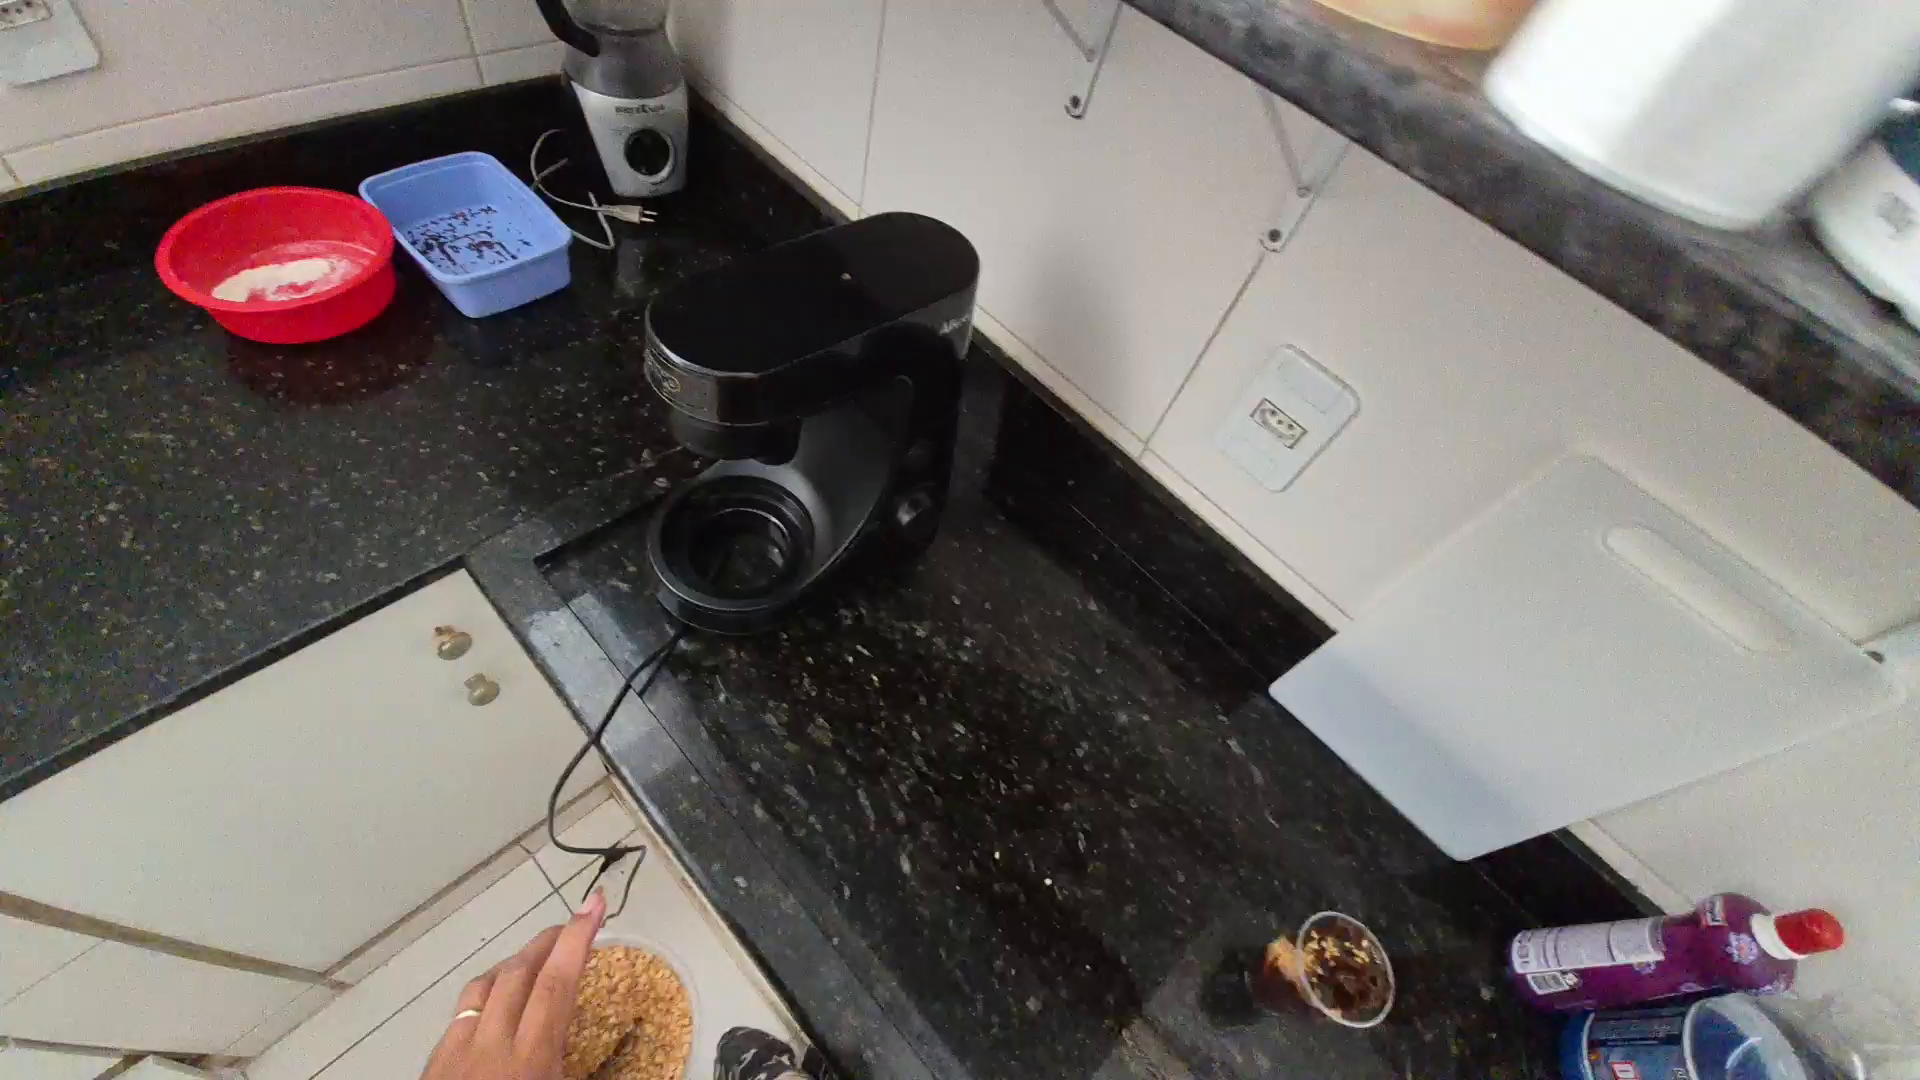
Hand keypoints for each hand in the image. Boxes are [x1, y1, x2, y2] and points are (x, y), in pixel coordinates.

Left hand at [420, 890, 607, 1079]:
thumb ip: (599, 1067)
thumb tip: (647, 1064)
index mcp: (529, 1060)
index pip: (557, 980)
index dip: (579, 936)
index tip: (596, 902)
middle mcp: (488, 1049)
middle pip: (519, 972)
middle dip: (550, 939)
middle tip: (575, 926)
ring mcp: (452, 1060)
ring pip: (482, 987)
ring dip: (515, 963)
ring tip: (538, 959)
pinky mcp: (429, 1074)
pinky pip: (458, 1017)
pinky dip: (484, 997)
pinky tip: (493, 1010)